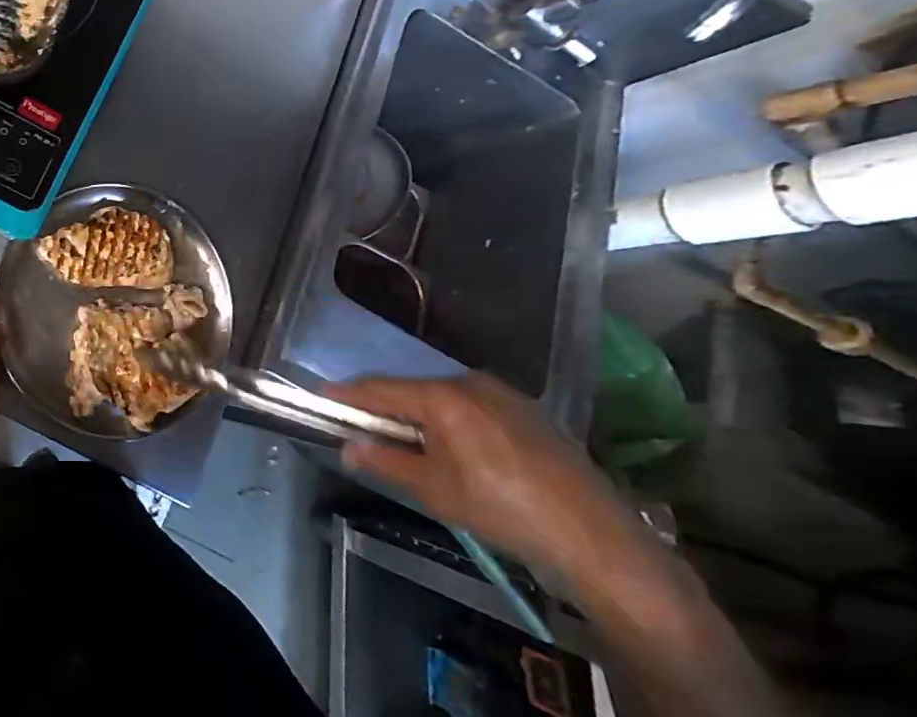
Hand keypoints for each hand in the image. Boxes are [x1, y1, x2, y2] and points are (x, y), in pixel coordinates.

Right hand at [325, 373, 640, 577]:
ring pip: (445, 396)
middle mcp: (471, 382)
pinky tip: (457, 447)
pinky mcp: (528, 410)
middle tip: (365, 426)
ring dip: (422, 413)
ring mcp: (504, 393)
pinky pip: (473, 405)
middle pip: (413, 389)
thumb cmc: (502, 510)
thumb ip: (387, 461)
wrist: (592, 534)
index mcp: (443, 397)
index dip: (350, 394)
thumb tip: (349, 448)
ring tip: (410, 441)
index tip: (324, 394)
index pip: (381, 389)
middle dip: (387, 406)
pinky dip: (453, 419)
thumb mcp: (435, 490)